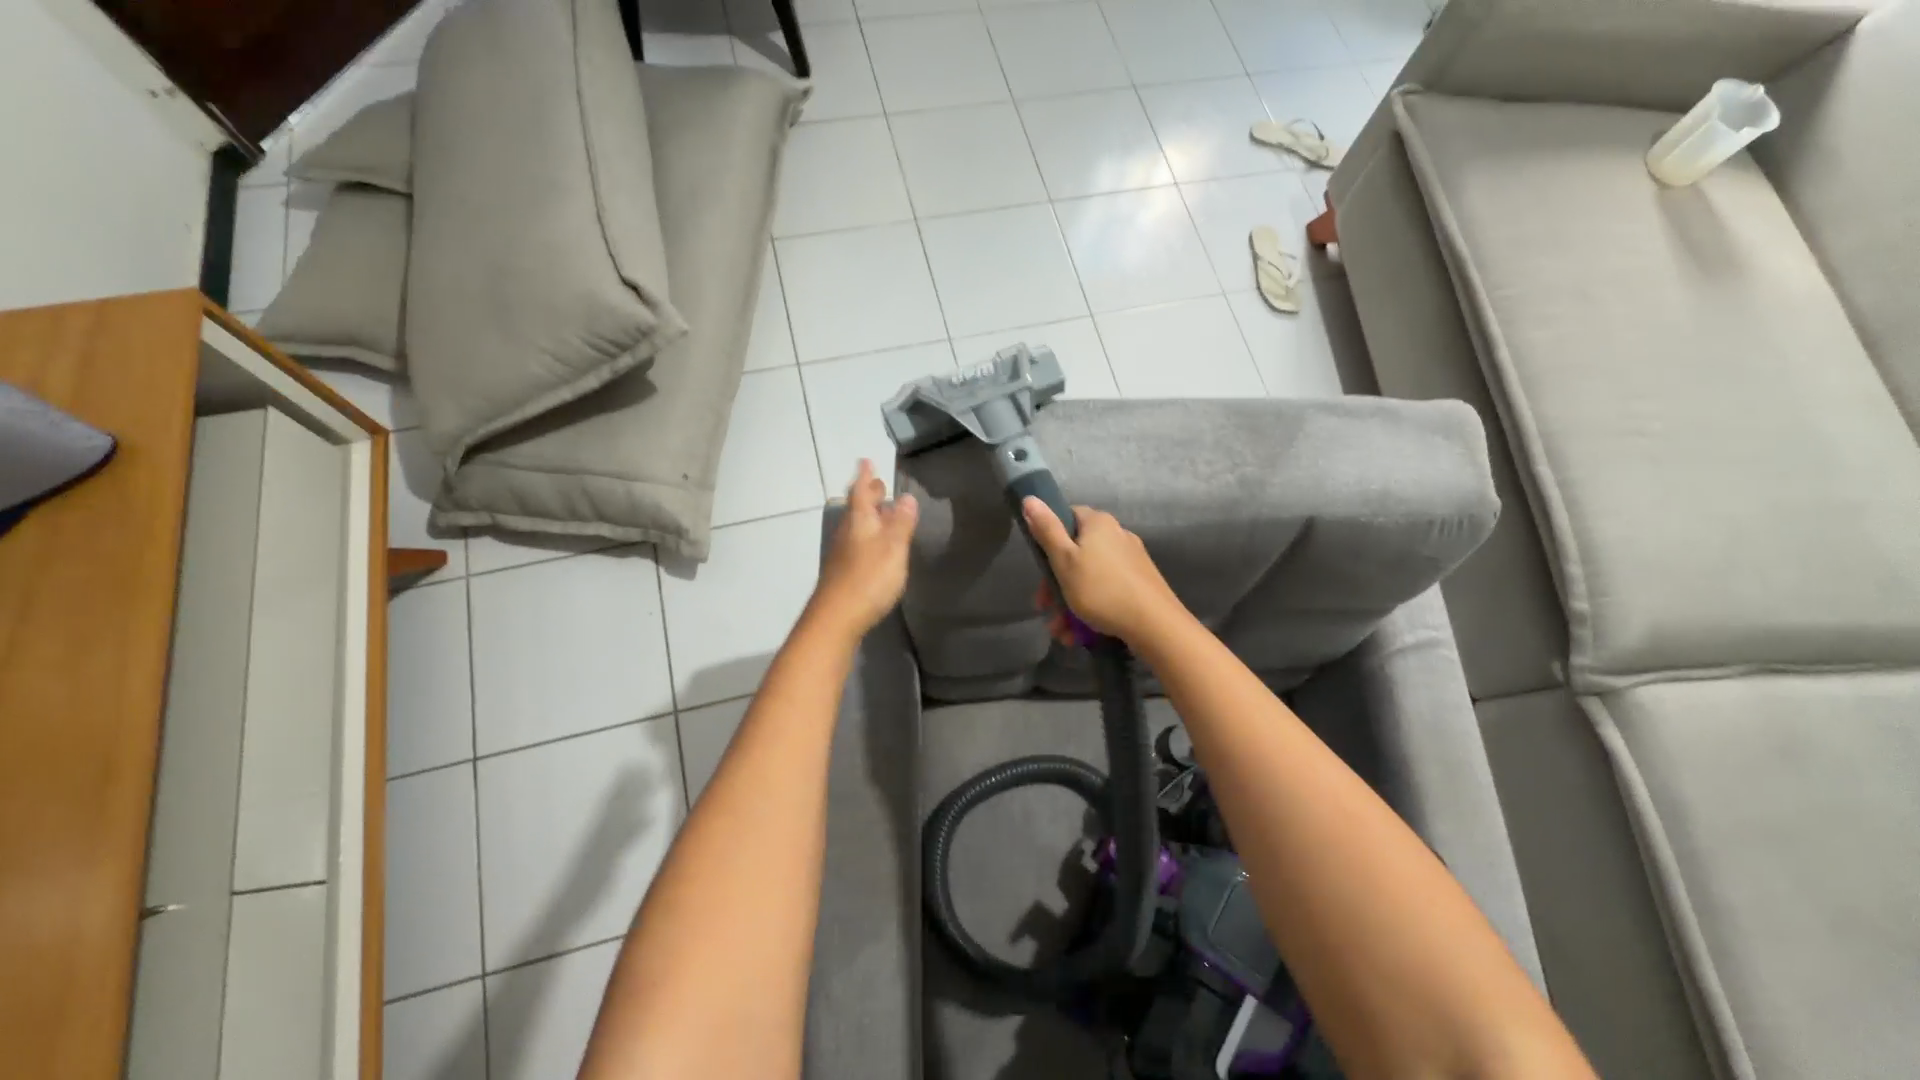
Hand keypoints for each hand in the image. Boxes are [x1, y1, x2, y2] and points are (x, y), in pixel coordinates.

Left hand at [809, 460, 918, 638]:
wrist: (836, 618)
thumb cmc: (868, 579)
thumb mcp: (893, 548)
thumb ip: (901, 524)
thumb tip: (906, 497)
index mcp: (859, 521)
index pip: (861, 491)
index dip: (865, 476)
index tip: (866, 460)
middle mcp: (846, 532)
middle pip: (856, 508)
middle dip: (868, 495)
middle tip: (878, 484)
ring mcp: (841, 554)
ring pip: (855, 526)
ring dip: (868, 516)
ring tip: (882, 512)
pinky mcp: (842, 573)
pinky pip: (856, 543)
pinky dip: (867, 536)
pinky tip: (874, 545)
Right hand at [1024, 497, 1186, 645]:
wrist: (1154, 624)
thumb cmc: (1102, 590)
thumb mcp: (1064, 561)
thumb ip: (1046, 530)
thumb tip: (1030, 498)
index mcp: (1099, 523)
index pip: (1067, 516)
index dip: (1049, 537)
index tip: (1040, 564)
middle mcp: (1117, 535)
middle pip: (1076, 553)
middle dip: (1055, 585)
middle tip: (1045, 608)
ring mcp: (1131, 560)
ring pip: (1089, 577)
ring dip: (1069, 604)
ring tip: (1061, 631)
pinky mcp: (1139, 583)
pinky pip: (1106, 590)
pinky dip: (1090, 609)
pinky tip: (1080, 633)